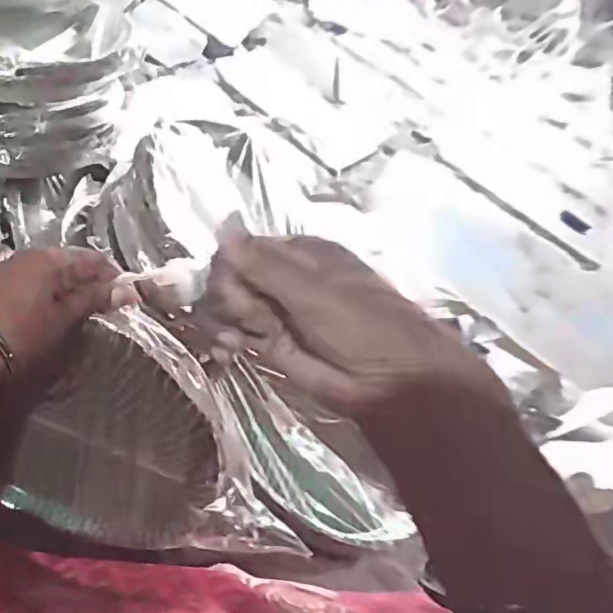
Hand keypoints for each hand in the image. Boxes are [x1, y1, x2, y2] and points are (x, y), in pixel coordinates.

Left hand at [0, 248, 131, 386]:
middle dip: (89, 280)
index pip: (90, 260)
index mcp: (47, 258)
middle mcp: (27, 253)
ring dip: (66, 284)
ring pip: (47, 269)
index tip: (127, 296)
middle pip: (68, 262)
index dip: (112, 277)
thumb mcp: (62, 319)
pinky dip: (43, 287)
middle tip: (106, 303)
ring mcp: (7, 264)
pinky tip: (49, 302)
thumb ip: (93, 300)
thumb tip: (126, 290)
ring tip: (80, 305)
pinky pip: (28, 277)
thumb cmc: (23, 336)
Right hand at [203, 235, 503, 420]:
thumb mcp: (314, 290)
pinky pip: (230, 333)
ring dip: (220, 322)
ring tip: (235, 342)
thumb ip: (265, 265)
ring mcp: (272, 312)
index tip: (232, 295)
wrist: (392, 382)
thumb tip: (222, 231)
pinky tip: (230, 350)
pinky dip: (223, 340)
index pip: (238, 251)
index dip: (226, 272)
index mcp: (297, 255)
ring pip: (223, 306)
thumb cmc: (363, 328)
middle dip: (224, 300)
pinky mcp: (267, 343)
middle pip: (226, 279)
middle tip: (245, 322)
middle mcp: (280, 279)